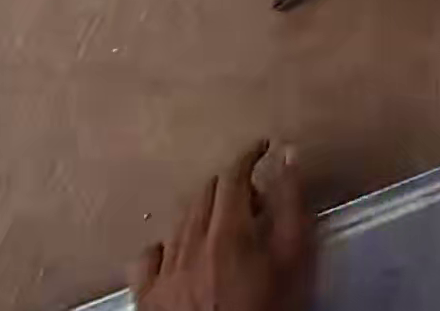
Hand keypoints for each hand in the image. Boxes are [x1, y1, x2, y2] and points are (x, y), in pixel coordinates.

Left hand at [130, 140, 314, 310]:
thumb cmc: (268, 310)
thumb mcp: (294, 257)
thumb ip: (292, 202)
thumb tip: (289, 153)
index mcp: (227, 231)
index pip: (234, 174)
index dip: (250, 154)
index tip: (264, 146)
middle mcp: (190, 245)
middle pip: (207, 192)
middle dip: (232, 183)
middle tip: (254, 198)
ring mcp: (164, 275)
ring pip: (181, 220)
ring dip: (205, 209)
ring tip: (226, 223)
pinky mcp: (145, 302)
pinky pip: (147, 258)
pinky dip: (166, 245)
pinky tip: (179, 252)